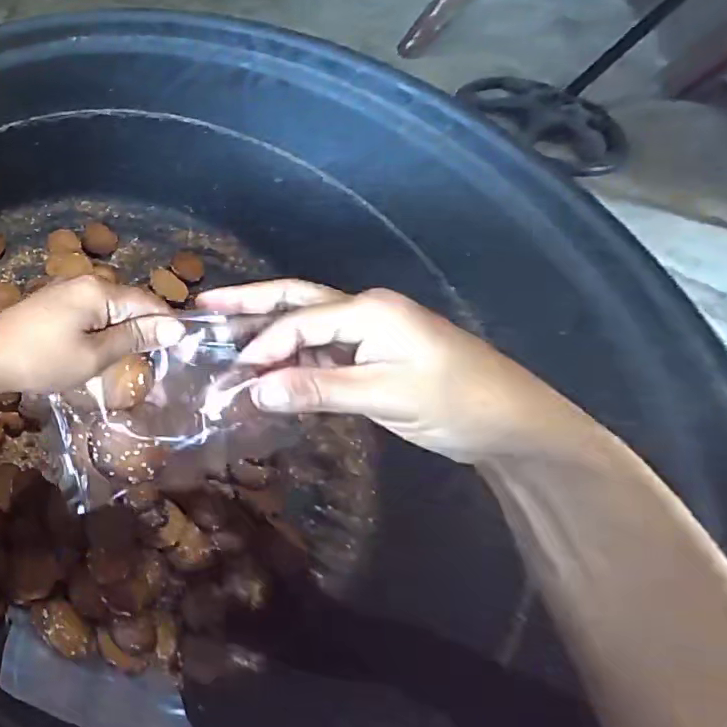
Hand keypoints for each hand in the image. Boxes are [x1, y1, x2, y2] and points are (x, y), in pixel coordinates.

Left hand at [0, 277, 185, 397]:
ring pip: (107, 310)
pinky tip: (94, 354)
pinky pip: (88, 314)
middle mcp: (83, 281)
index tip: (180, 354)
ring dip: (119, 334)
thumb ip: (134, 338)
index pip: (148, 301)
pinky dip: (98, 332)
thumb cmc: (41, 360)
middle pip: (128, 303)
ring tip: (123, 365)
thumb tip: (176, 326)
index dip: (167, 326)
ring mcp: (64, 291)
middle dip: (143, 331)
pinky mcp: (50, 303)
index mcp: (98, 289)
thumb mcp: (93, 355)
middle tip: (151, 366)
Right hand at [195, 280, 606, 463]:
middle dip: (248, 301)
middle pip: (294, 298)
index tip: (235, 373)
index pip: (299, 320)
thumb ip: (316, 389)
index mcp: (369, 309)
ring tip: (222, 328)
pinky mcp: (371, 351)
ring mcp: (368, 329)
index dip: (263, 345)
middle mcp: (363, 309)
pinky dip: (289, 352)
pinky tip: (266, 363)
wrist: (522, 428)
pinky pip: (319, 345)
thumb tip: (253, 390)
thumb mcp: (385, 396)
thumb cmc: (459, 403)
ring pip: (304, 319)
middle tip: (205, 304)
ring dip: (265, 326)